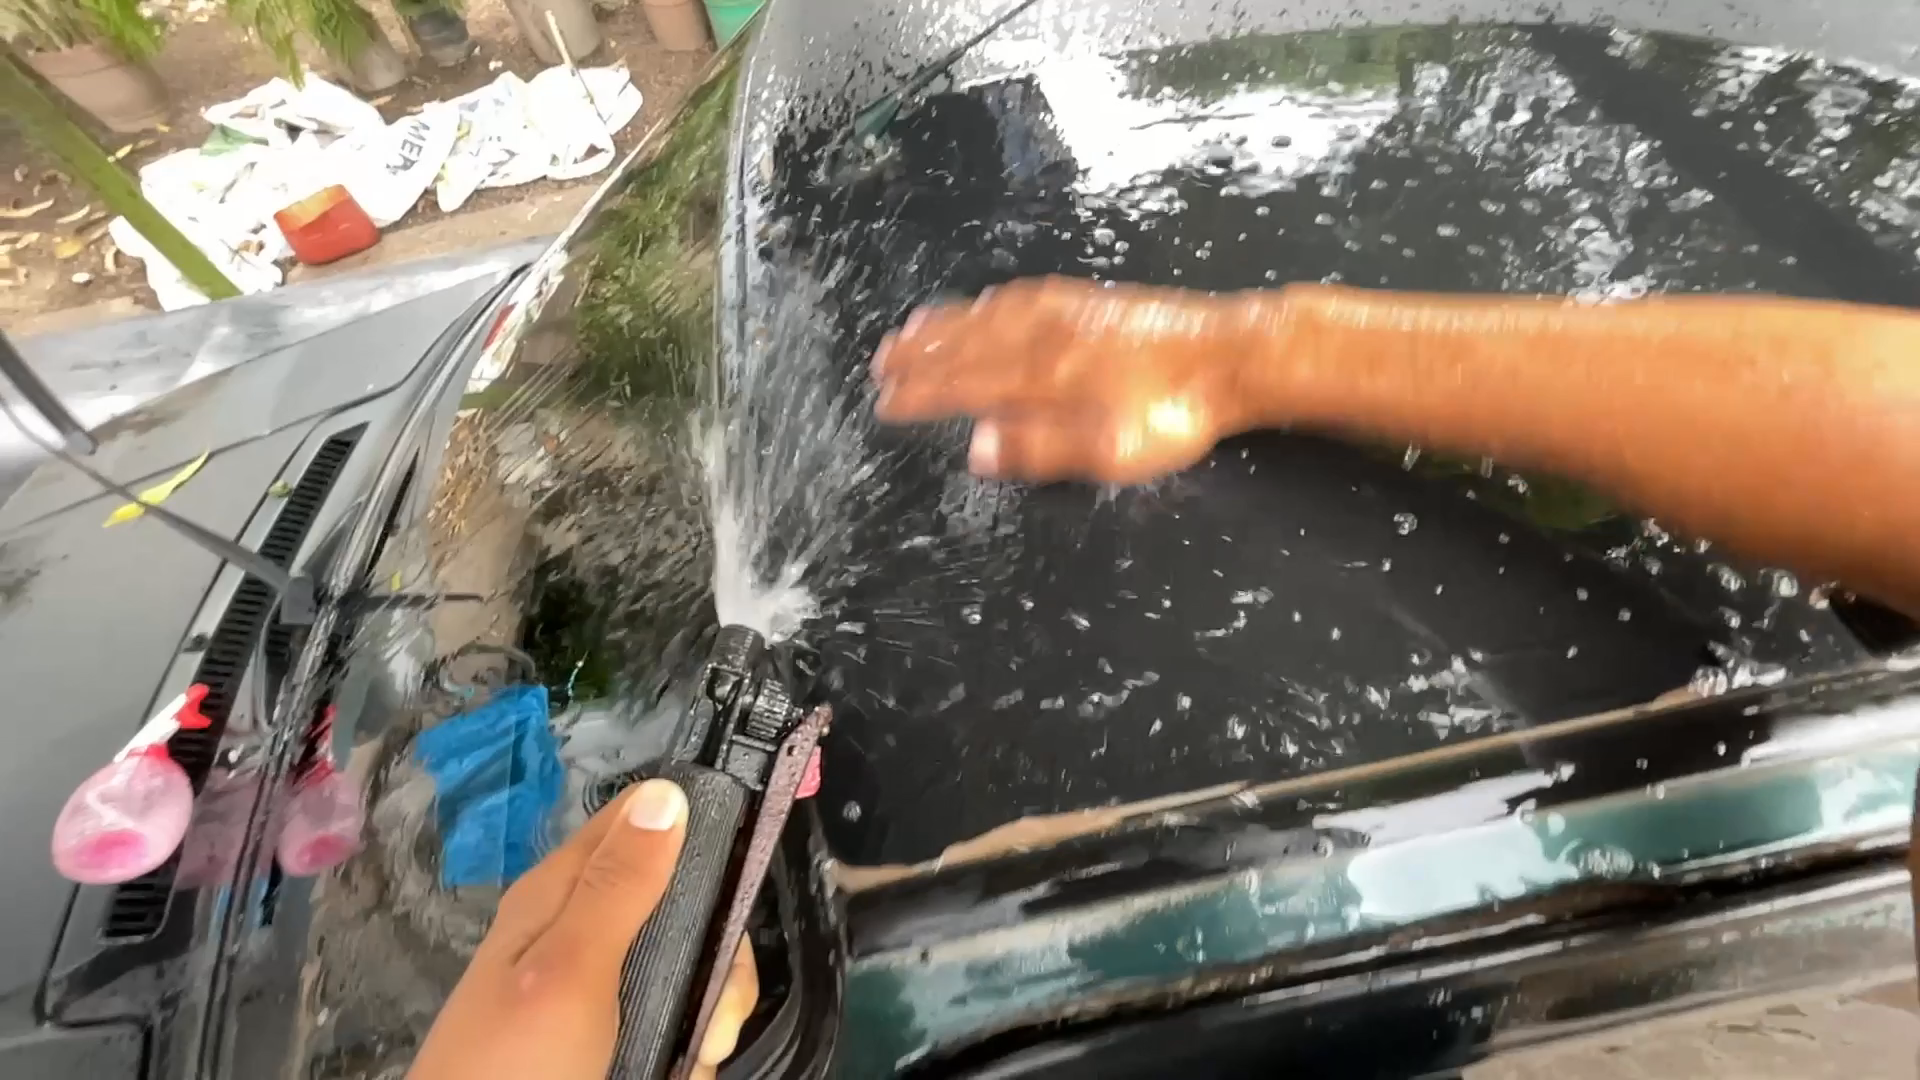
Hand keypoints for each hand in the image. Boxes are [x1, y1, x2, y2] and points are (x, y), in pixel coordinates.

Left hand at [409, 780, 759, 1079]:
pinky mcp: (621, 1034)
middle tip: (718, 1007)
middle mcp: (586, 927)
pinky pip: (681, 1013)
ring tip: (703, 1053)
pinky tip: (686, 1068)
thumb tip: (665, 789)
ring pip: (693, 956)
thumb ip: (618, 885)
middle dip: (718, 945)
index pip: (641, 816)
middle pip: (685, 893)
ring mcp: (606, 985)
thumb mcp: (566, 973)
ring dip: (714, 1004)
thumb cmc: (513, 1078)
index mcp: (562, 892)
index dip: (695, 823)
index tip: (737, 866)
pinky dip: (695, 1042)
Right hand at [872, 277, 1259, 483]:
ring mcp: (1065, 313)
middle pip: (967, 345)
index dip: (922, 393)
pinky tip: (983, 303)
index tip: (886, 400)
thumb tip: (976, 447)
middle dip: (919, 356)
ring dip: (945, 325)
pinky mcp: (1088, 300)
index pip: (965, 386)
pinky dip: (990, 302)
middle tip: (880, 361)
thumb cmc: (1171, 413)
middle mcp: (1043, 338)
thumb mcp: (1109, 450)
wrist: (1230, 355)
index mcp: (1042, 378)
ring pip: (988, 316)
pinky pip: (1023, 296)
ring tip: (910, 330)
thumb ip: (1039, 448)